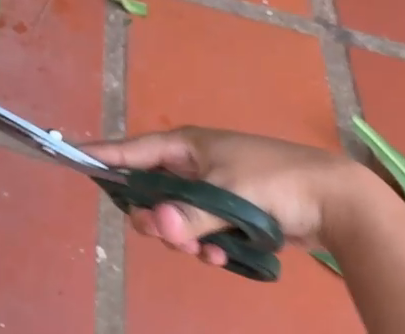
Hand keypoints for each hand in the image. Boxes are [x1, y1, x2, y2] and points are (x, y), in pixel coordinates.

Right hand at [81, 127, 375, 266]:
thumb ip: (189, 214)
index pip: (131, 149)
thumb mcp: (229, 196)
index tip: (71, 158)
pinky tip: (221, 258)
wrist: (333, 198)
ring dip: (183, 238)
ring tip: (206, 254)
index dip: (103, 156)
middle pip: (150, 192)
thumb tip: (152, 224)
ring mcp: (209, 188)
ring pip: (175, 216)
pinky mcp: (227, 212)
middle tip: (169, 238)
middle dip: (156, 219)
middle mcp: (191, 164)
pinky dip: (205, 246)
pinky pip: (199, 231)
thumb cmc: (274, 181)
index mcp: (185, 145)